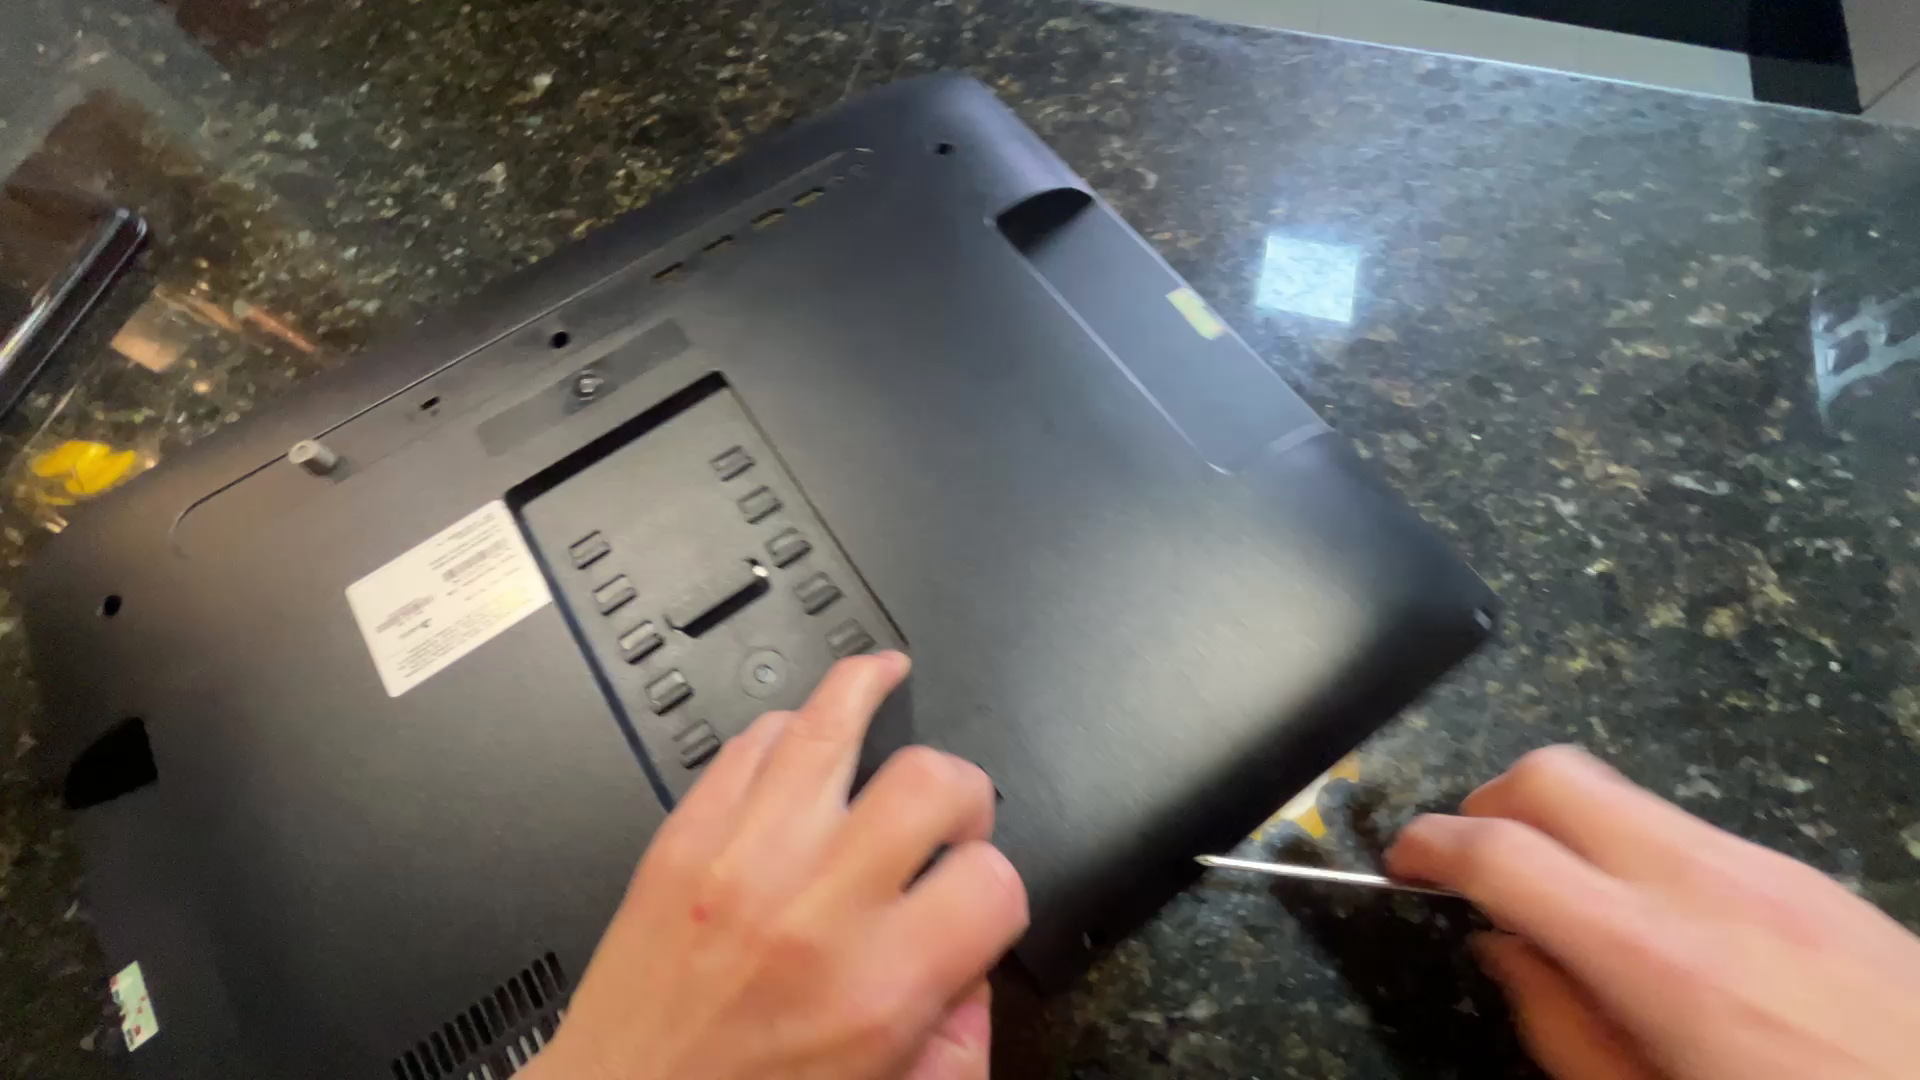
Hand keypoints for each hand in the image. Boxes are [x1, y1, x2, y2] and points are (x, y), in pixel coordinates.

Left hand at [525, 652, 1027, 1079]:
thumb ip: (960, 1043)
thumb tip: (975, 962)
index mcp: (876, 989)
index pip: (991, 882)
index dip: (999, 886)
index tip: (977, 896)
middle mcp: (812, 909)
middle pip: (929, 780)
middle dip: (962, 787)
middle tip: (949, 812)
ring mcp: (741, 858)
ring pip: (827, 723)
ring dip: (868, 687)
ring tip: (885, 675)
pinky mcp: (682, 838)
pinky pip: (747, 745)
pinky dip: (787, 728)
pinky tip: (802, 734)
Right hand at [1386, 745, 1919, 1079]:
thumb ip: (1553, 1018)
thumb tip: (1503, 944)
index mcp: (1652, 956)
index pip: (1497, 852)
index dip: (1425, 843)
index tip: (1403, 863)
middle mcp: (1701, 883)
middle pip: (1549, 776)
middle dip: (1487, 802)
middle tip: (1479, 858)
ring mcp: (1759, 866)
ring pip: (1608, 786)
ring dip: (1553, 819)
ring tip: (1560, 888)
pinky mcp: (1802, 871)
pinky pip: (1672, 823)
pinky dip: (1622, 843)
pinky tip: (1651, 914)